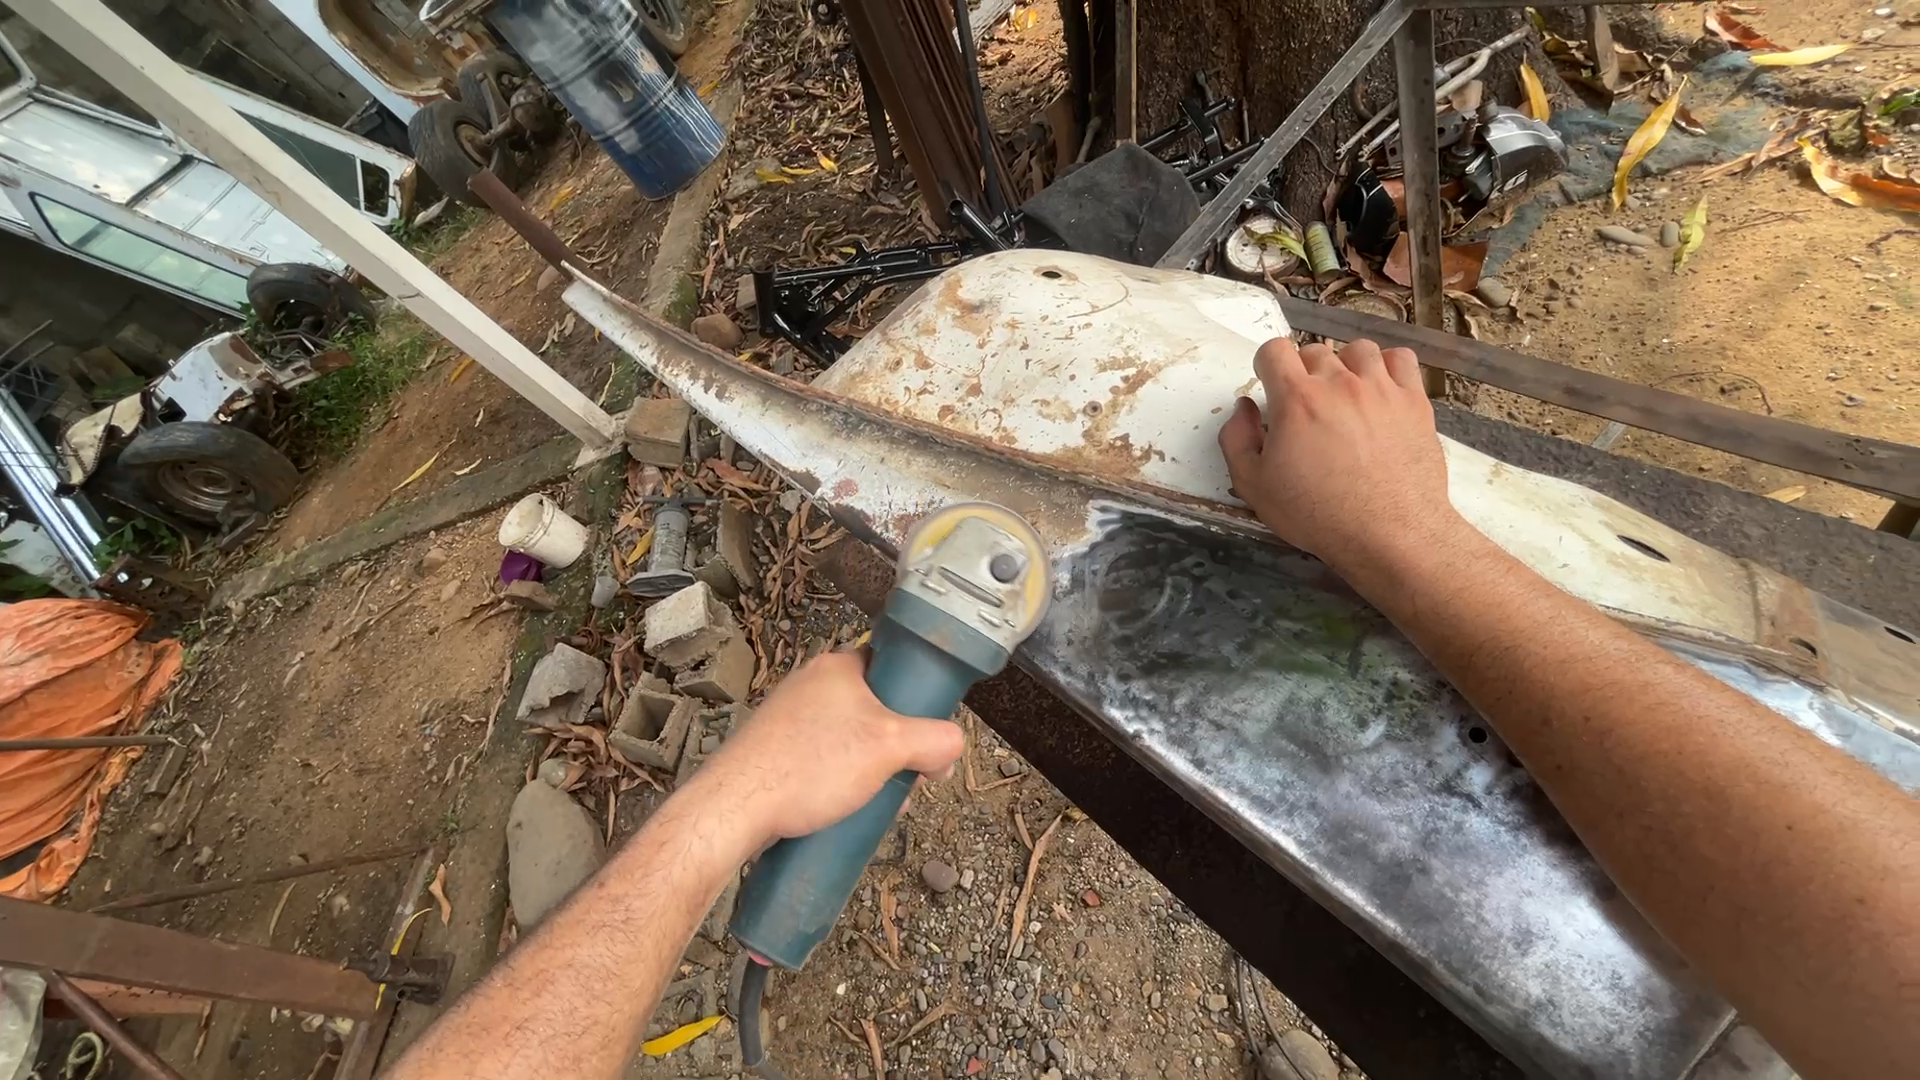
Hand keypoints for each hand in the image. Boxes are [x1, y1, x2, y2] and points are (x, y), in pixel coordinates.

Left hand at [690, 651, 964, 849]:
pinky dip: (840, 781)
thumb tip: (952, 747)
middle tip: (904, 779)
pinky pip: (823, 759)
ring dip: (871, 770)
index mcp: (838, 667)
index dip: (917, 698)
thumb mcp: (891, 747)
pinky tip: (844, 809)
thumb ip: (935, 740)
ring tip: (875, 803)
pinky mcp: (775, 750)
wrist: (734, 809)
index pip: (891, 665)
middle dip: (897, 747)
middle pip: (874, 709)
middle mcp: (812, 684)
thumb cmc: (810, 766)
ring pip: (850, 739)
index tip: (926, 732)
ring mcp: (790, 717)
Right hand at [1218, 338, 1459, 572]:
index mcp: (1295, 400)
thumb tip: (1243, 409)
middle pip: (1314, 350)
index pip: (1274, 350)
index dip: (1266, 365)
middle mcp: (1339, 383)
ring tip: (1342, 394)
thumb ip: (1236, 439)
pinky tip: (1377, 389)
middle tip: (1304, 405)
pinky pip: (1399, 359)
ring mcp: (1381, 388)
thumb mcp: (1253, 485)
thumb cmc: (1315, 513)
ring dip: (1344, 365)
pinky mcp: (1413, 400)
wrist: (1386, 532)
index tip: (1270, 386)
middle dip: (1302, 371)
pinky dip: (1385, 366)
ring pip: (1357, 350)